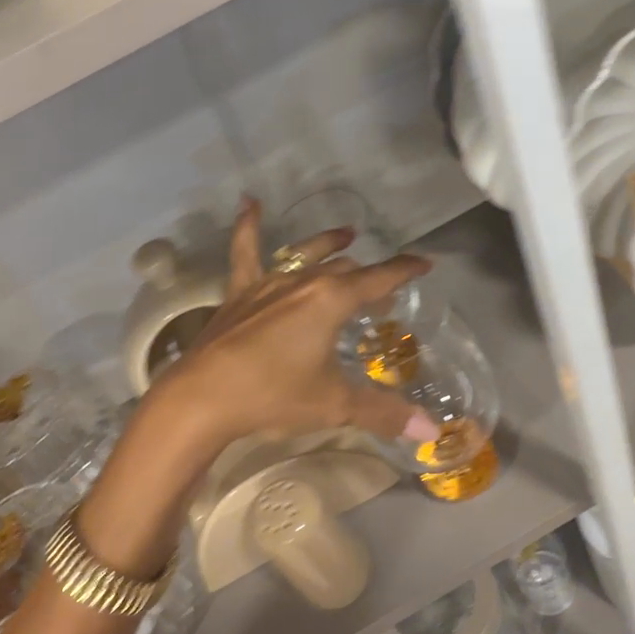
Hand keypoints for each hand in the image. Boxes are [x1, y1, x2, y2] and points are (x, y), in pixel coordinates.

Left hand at [77, 198, 437, 576]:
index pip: (378, 278)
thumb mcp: (334, 404)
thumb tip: (430, 431)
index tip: (424, 262)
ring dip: (328, 244)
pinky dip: (248, 226)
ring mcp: (266, 284)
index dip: (404, 270)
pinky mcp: (238, 294)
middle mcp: (302, 282)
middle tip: (381, 292)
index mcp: (331, 300)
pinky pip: (244, 252)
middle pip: (343, 270)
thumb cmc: (274, 395)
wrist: (203, 397)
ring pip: (304, 255)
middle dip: (368, 276)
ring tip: (346, 233)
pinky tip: (248, 202)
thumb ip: (383, 412)